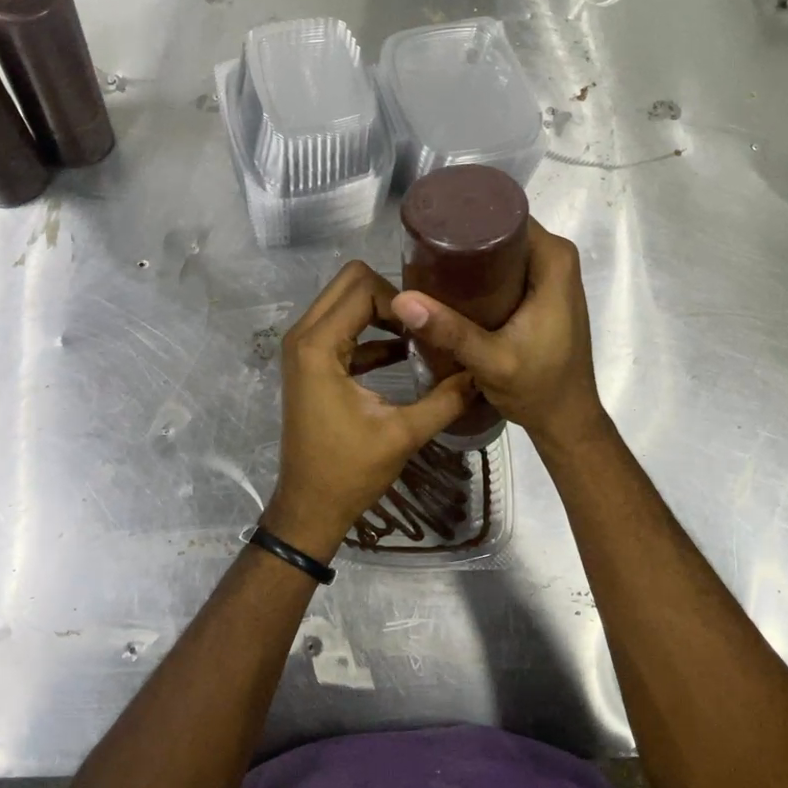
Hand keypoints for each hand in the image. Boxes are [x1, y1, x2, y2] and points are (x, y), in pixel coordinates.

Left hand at [263, 261, 476, 562]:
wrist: (310, 506)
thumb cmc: (350, 470)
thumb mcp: (405, 434)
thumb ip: (446, 398)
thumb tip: (483, 372)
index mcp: (318, 346)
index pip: (364, 289)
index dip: (403, 302)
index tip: (431, 326)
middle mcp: (304, 336)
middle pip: (350, 281)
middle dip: (391, 296)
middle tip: (424, 323)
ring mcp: (304, 348)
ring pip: (345, 300)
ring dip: (382, 311)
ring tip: (421, 334)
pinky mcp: (311, 362)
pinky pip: (342, 326)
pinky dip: (371, 331)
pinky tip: (406, 353)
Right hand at [391, 219, 608, 452]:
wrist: (566, 421)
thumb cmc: (537, 388)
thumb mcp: (490, 359)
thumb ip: (450, 331)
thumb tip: (402, 301)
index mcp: (555, 262)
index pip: (509, 215)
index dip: (471, 216)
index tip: (433, 228)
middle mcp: (559, 261)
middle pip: (505, 231)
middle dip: (467, 237)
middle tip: (425, 252)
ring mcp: (554, 278)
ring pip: (507, 250)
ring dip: (474, 256)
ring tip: (432, 265)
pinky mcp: (546, 295)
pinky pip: (512, 267)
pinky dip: (486, 272)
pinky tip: (454, 285)